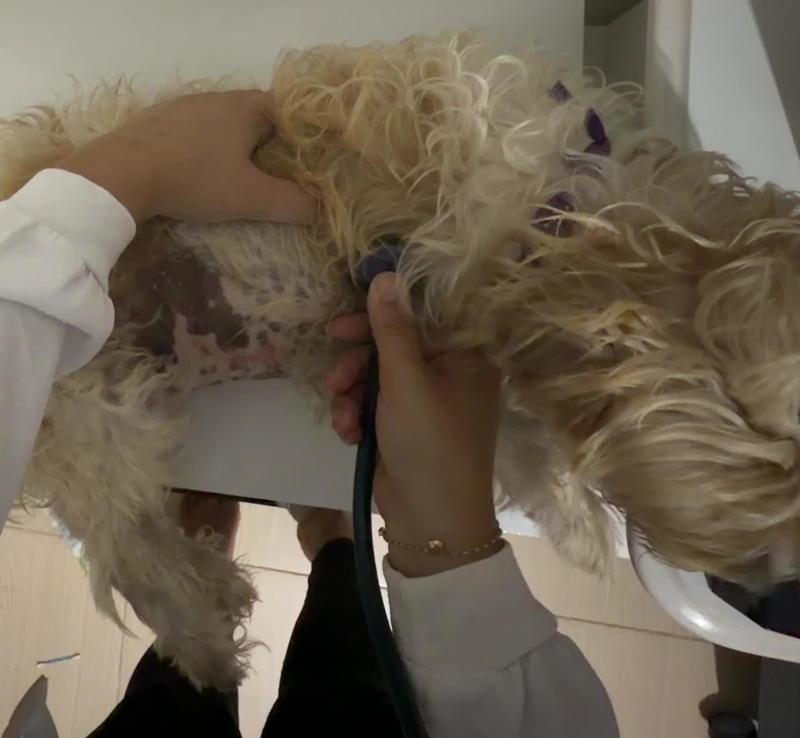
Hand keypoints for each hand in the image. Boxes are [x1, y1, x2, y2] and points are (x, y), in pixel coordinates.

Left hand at [57, 91, 316, 223]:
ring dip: (227, 145)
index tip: (302, 161)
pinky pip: (187, 131)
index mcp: (244, 106)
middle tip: (271, 174)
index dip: (298, 134)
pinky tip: (190, 171)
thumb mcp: (248, 197)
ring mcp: (180, 105)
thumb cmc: (194, 178)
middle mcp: (214, 97)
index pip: (286, 109)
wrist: (120, 172)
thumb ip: (289, 201)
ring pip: (217, 122)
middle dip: (263, 142)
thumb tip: (316, 205)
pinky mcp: (153, 121)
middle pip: (251, 114)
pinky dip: (197, 148)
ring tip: (231, 175)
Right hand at [322, 272, 502, 576]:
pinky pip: (371, 401)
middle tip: (335, 375)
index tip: (343, 323)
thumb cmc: (430, 446)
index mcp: (464, 359)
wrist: (431, 523)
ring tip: (343, 416)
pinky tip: (349, 434)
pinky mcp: (403, 423)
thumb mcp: (405, 383)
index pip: (420, 317)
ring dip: (351, 393)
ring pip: (374, 374)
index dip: (379, 315)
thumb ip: (391, 329)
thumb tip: (384, 274)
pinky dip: (355, 414)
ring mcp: (424, 401)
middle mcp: (448, 374)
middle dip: (358, 364)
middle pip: (391, 346)